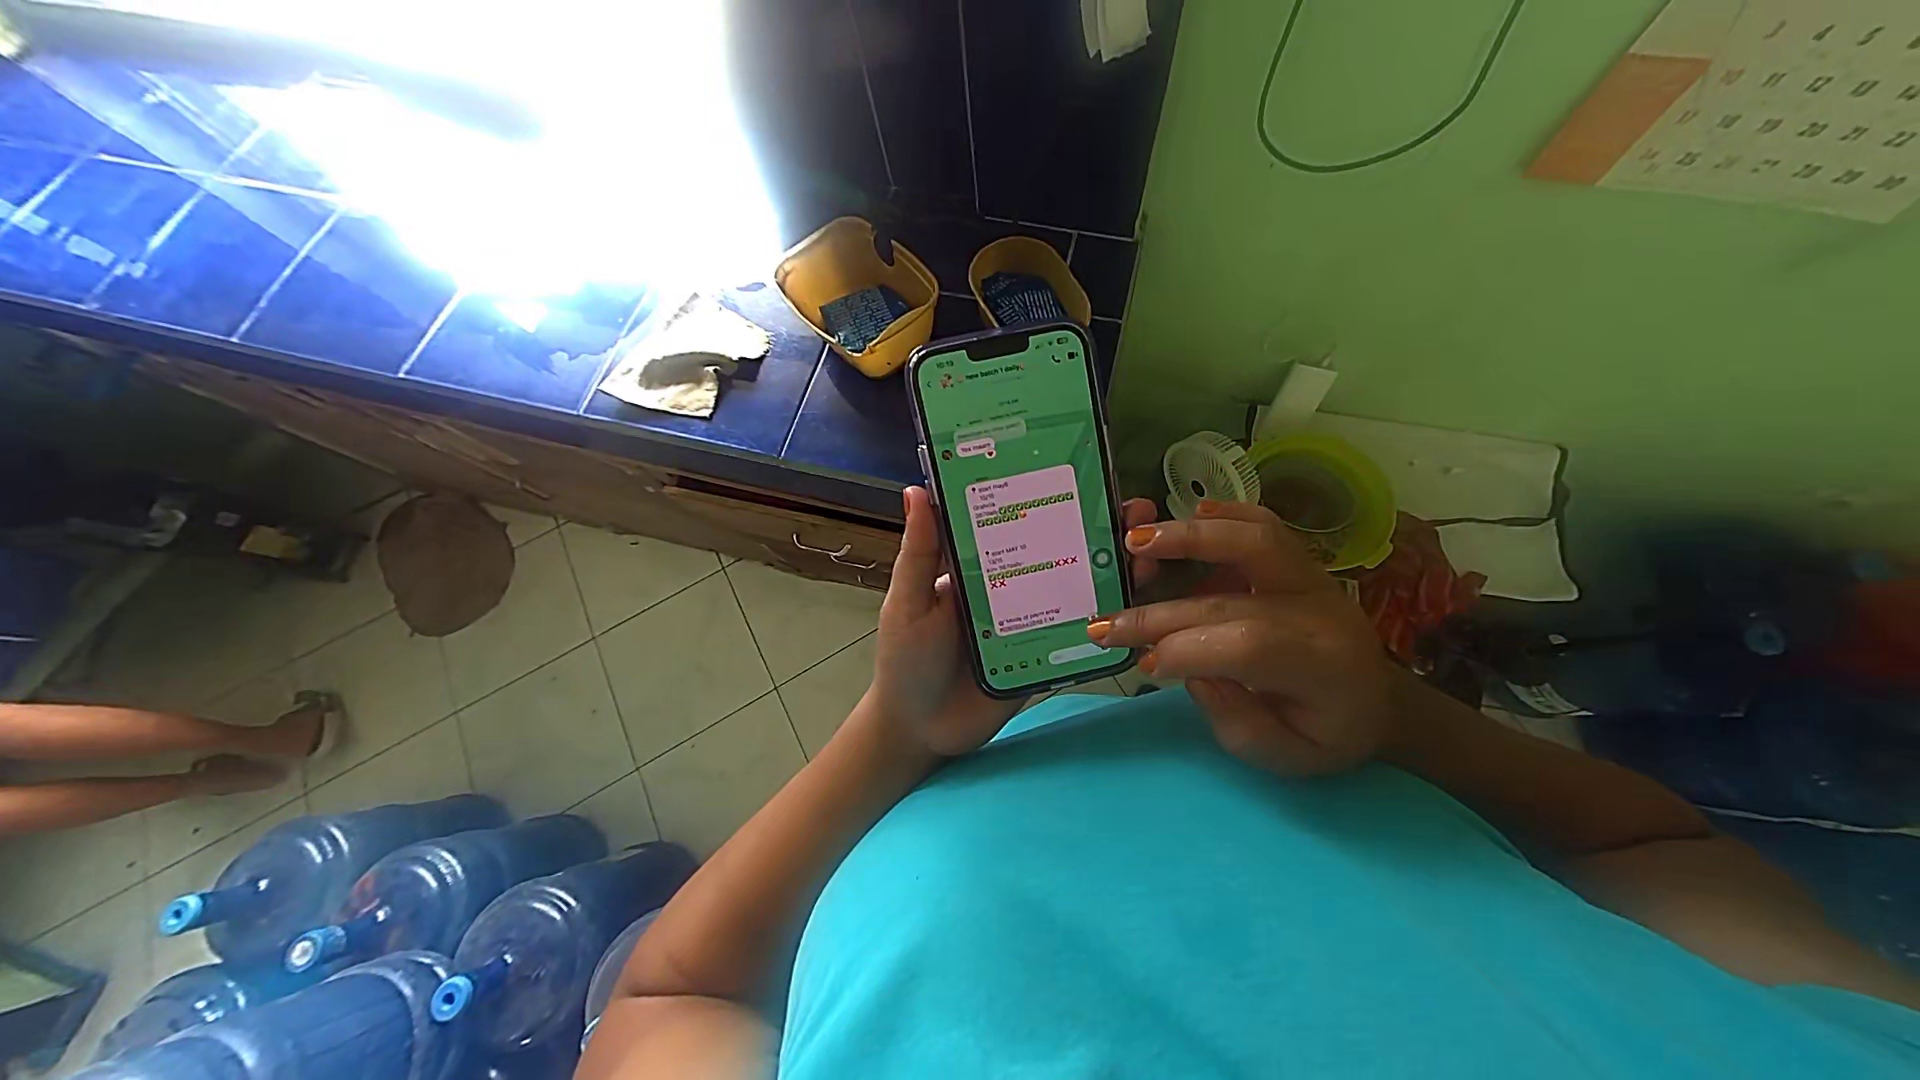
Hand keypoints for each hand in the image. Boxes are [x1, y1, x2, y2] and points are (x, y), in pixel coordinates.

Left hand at [871, 486, 1159, 757]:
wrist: (920, 732)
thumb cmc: (905, 661)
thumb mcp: (908, 603)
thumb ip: (919, 554)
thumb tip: (918, 490)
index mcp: (979, 565)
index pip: (1021, 521)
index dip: (1052, 498)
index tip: (1085, 474)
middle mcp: (1013, 586)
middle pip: (1061, 549)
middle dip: (1100, 528)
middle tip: (1135, 512)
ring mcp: (1035, 622)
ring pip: (1081, 588)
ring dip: (1114, 569)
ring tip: (1145, 552)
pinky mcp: (1049, 657)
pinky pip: (1085, 634)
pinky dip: (1113, 619)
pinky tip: (1139, 603)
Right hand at [1090, 500, 1406, 776]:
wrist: (1375, 700)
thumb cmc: (1327, 733)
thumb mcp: (1287, 756)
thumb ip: (1237, 721)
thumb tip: (1191, 674)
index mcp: (1320, 665)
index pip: (1247, 645)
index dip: (1187, 651)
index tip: (1143, 664)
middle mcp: (1317, 611)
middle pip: (1229, 598)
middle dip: (1158, 613)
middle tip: (1104, 624)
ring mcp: (1309, 578)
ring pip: (1255, 540)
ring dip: (1189, 538)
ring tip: (1135, 541)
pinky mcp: (1297, 561)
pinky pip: (1265, 525)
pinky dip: (1226, 514)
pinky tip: (1190, 513)